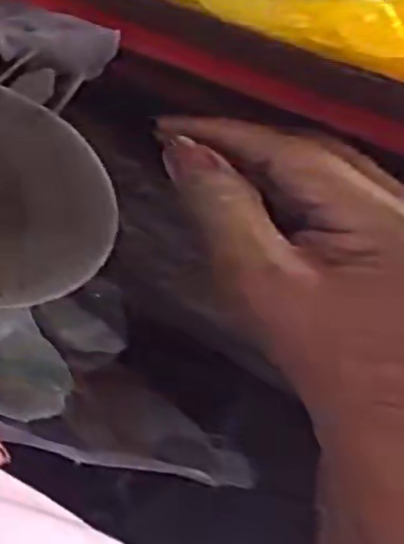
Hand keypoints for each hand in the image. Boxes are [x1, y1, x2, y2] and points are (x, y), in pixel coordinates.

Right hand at [157, 117, 403, 436]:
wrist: (401, 417)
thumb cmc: (328, 350)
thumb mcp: (257, 273)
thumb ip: (220, 204)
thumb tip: (184, 151)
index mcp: (386, 217)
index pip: (291, 149)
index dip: (221, 130)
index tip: (163, 127)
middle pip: (322, 151)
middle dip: (245, 138)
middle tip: (179, 138)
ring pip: (339, 168)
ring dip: (271, 155)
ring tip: (210, 155)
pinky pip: (351, 191)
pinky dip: (296, 178)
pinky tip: (259, 185)